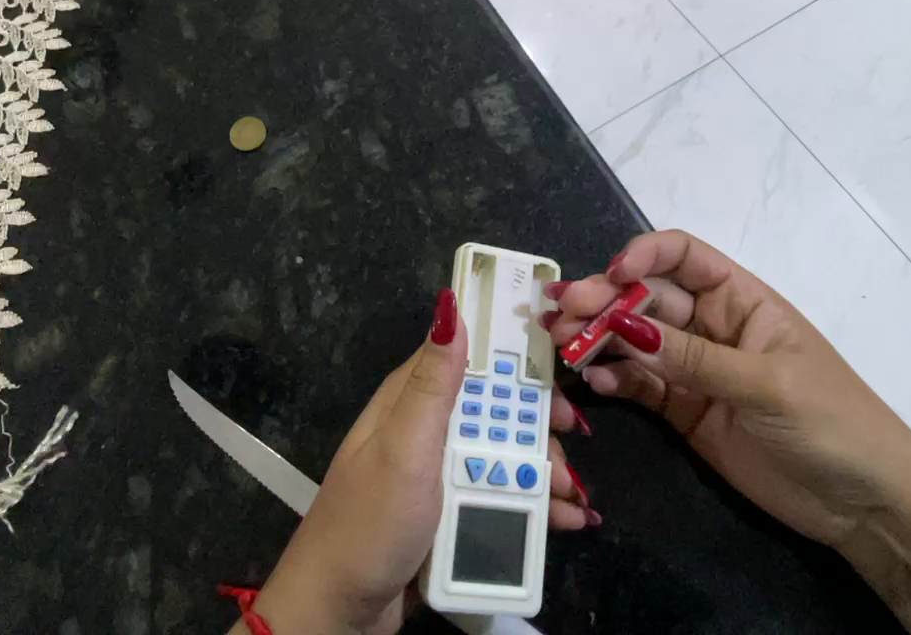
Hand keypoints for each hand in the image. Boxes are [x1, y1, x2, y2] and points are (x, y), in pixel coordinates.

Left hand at [245, 289, 594, 634]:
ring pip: (501, 455)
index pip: (465, 358)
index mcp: (409, 401)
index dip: (512, 359)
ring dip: (539, 469)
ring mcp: (436, 473)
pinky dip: (530, 505)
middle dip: (535, 425)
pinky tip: (561, 519)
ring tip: (567, 494)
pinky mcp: (447, 513)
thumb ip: (433, 383)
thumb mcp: (406, 446)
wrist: (340, 610)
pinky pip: (497, 496)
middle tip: (570, 440)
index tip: (556, 375)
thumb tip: (449, 305)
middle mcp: (424, 429)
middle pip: (493, 410)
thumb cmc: (371, 521)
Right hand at [539, 230, 910, 548]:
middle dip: (603, 300)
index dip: (644, 255)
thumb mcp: (768, 385)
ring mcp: (693, 367)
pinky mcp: (682, 408)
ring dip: (596, 337)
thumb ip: (694, 358)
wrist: (868, 509)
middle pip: (645, 298)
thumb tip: (624, 327)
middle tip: (562, 313)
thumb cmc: (835, 425)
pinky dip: (613, 379)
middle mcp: (710, 325)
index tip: (613, 274)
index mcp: (740, 300)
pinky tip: (596, 384)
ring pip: (632, 339)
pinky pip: (638, 383)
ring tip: (562, 345)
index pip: (682, 256)